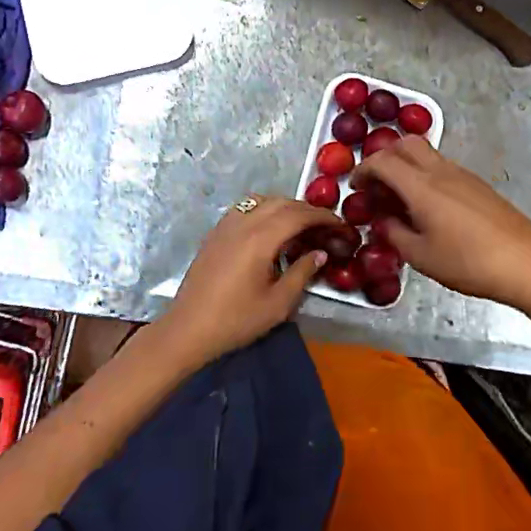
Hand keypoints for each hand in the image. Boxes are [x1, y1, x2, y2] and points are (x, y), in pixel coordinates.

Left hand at [158, 194, 339, 363]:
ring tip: (301, 227)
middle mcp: (242, 223)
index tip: (340, 226)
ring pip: (262, 201)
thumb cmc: (236, 320)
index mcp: (260, 238)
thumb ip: (301, 273)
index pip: (298, 215)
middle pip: (281, 203)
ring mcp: (225, 226)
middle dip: (307, 210)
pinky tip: (271, 232)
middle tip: (326, 227)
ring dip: (285, 207)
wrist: (189, 329)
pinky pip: (245, 209)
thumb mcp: (278, 303)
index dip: (323, 217)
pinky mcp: (215, 234)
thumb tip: (319, 253)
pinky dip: (265, 211)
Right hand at [354, 136, 530, 308]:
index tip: (355, 187)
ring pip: (427, 155)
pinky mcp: (479, 187)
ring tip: (400, 201)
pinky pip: (444, 170)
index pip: (383, 161)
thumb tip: (382, 221)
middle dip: (384, 157)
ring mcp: (464, 176)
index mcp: (422, 187)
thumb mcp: (421, 256)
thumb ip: (394, 234)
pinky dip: (426, 178)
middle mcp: (442, 172)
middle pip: (406, 144)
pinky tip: (428, 210)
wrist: (528, 265)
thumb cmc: (469, 262)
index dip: (363, 170)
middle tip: (376, 185)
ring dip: (407, 168)